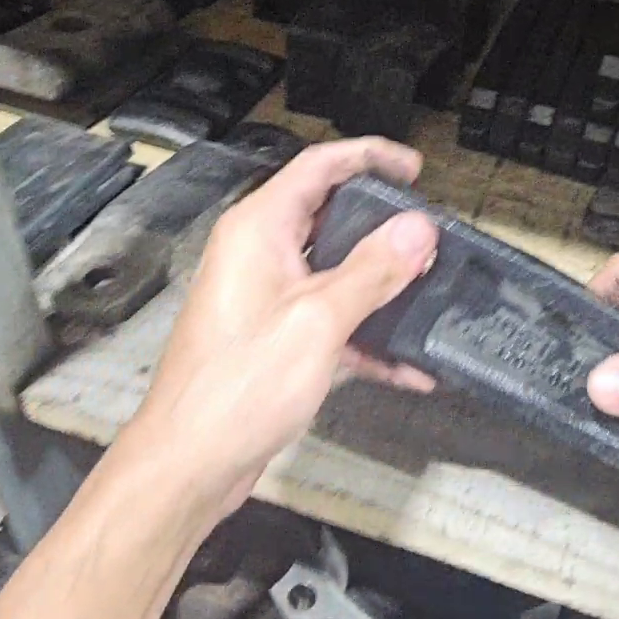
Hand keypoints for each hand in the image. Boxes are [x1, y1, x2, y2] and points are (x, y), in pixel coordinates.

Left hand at [126, 139, 438, 513]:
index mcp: (260, 228)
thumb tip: (421, 227)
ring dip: (380, 282)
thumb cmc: (244, 383)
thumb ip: (373, 270)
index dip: (370, 156)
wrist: (189, 463)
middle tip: (429, 236)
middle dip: (382, 223)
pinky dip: (365, 334)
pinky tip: (407, 366)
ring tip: (428, 291)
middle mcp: (260, 252)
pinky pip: (329, 318)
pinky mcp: (275, 335)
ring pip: (334, 269)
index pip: (320, 166)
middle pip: (329, 214)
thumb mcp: (318, 321)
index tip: (417, 170)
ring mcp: (267, 295)